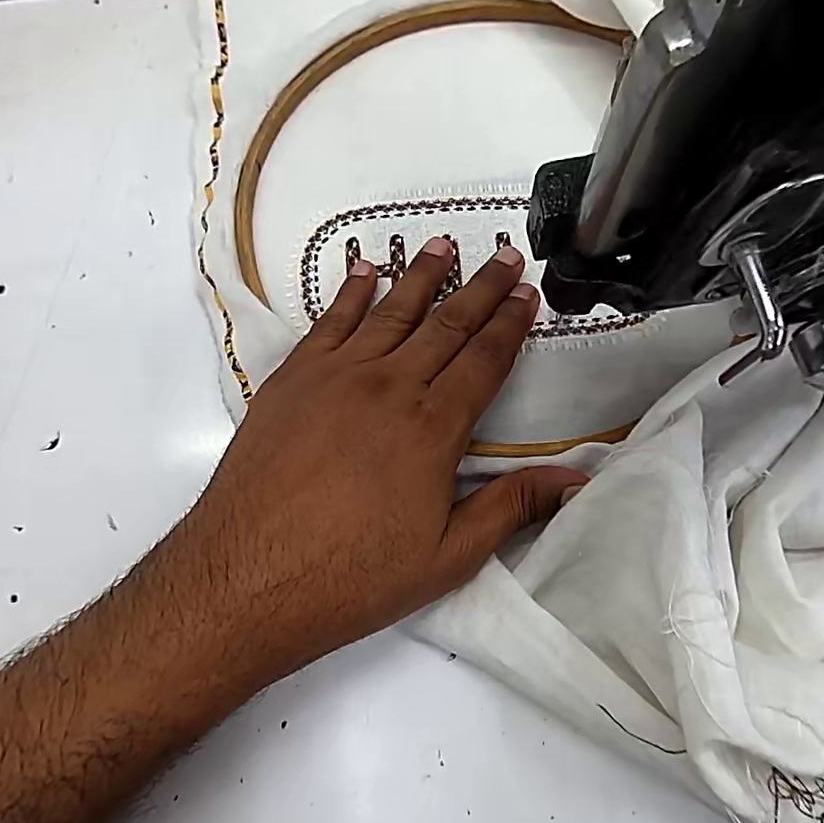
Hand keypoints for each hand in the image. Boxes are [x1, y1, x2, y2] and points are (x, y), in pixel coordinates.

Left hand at [162, 237, 585, 683]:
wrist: (247, 577)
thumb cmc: (353, 575)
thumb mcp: (447, 556)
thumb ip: (511, 509)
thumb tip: (575, 482)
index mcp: (432, 428)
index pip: (484, 361)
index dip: (509, 325)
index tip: (527, 294)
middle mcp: (388, 387)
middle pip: (445, 326)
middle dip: (480, 288)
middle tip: (505, 256)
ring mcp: (335, 377)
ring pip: (390, 313)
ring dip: (421, 277)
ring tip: (443, 246)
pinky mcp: (292, 380)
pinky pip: (329, 323)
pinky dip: (351, 293)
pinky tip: (364, 271)